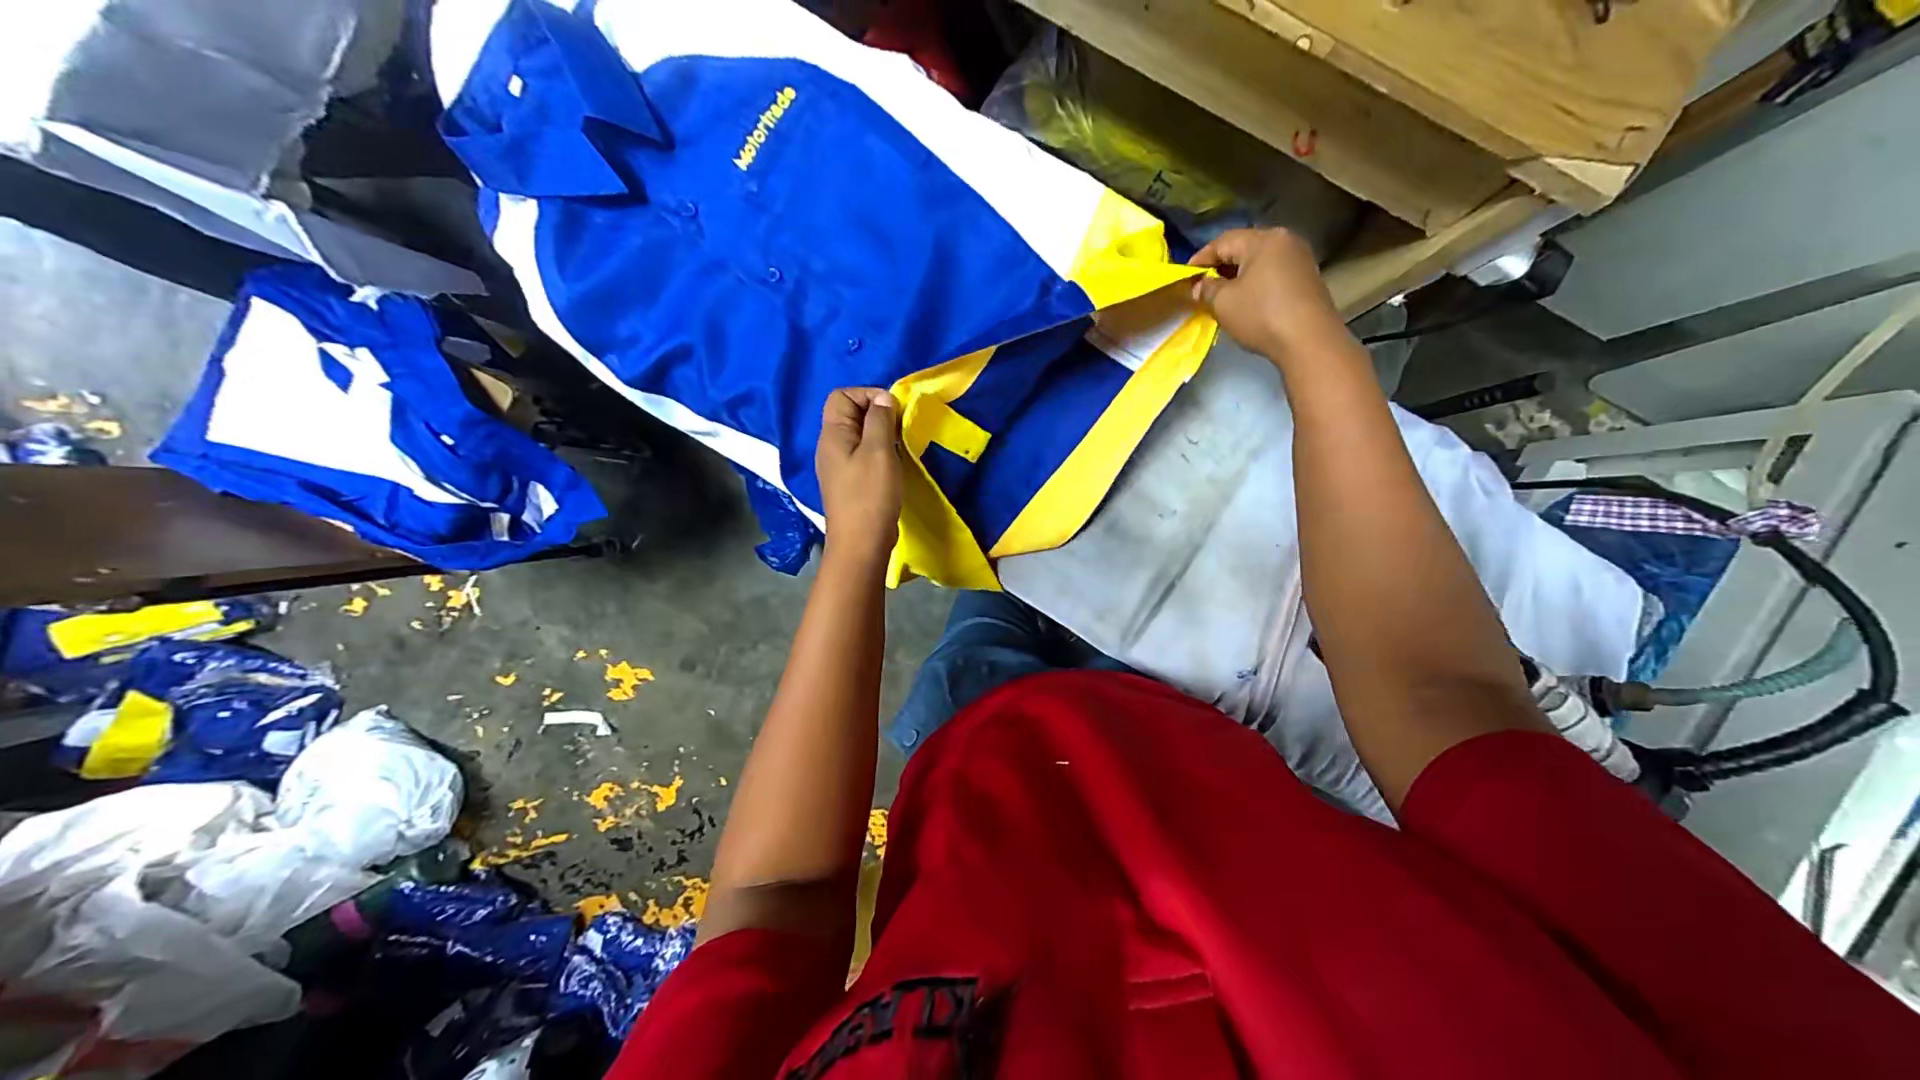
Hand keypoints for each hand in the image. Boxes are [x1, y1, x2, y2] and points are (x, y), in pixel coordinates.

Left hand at [816, 387, 902, 557]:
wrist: (861, 544)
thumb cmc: (870, 495)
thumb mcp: (879, 451)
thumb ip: (880, 419)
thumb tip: (883, 398)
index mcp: (832, 435)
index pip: (842, 395)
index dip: (868, 394)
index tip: (893, 411)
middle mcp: (830, 446)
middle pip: (849, 413)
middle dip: (877, 414)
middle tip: (900, 429)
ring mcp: (838, 466)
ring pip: (859, 435)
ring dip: (880, 434)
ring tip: (899, 446)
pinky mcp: (849, 482)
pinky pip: (862, 455)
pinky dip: (879, 452)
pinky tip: (893, 465)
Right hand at [1189, 228, 1351, 366]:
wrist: (1310, 340)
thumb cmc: (1261, 315)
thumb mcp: (1224, 303)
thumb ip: (1207, 289)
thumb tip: (1200, 285)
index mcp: (1263, 240)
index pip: (1223, 241)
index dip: (1200, 258)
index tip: (1186, 276)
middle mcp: (1285, 240)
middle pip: (1244, 246)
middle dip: (1221, 264)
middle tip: (1203, 284)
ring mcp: (1300, 258)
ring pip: (1260, 259)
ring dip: (1239, 273)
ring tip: (1223, 293)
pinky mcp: (1308, 277)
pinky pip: (1274, 271)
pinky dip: (1256, 281)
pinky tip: (1247, 298)